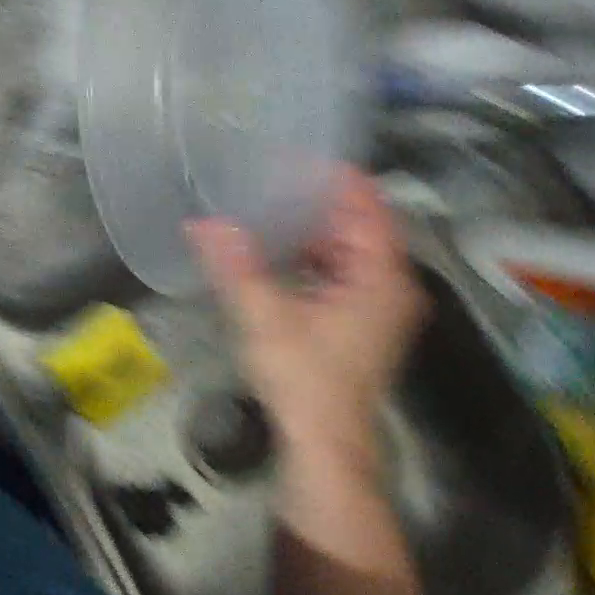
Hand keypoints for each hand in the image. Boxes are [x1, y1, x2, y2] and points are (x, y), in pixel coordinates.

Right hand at [187, 169, 425, 469]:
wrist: (325, 439)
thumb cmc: (304, 376)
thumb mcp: (264, 317)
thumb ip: (236, 266)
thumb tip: (203, 222)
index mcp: (381, 279)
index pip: (368, 211)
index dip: (338, 180)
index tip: (298, 155)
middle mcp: (391, 287)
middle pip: (360, 228)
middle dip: (319, 201)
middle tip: (271, 176)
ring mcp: (377, 307)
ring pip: (348, 251)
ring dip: (313, 229)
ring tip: (267, 204)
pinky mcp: (359, 322)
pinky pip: (339, 271)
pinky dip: (312, 254)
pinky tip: (275, 249)